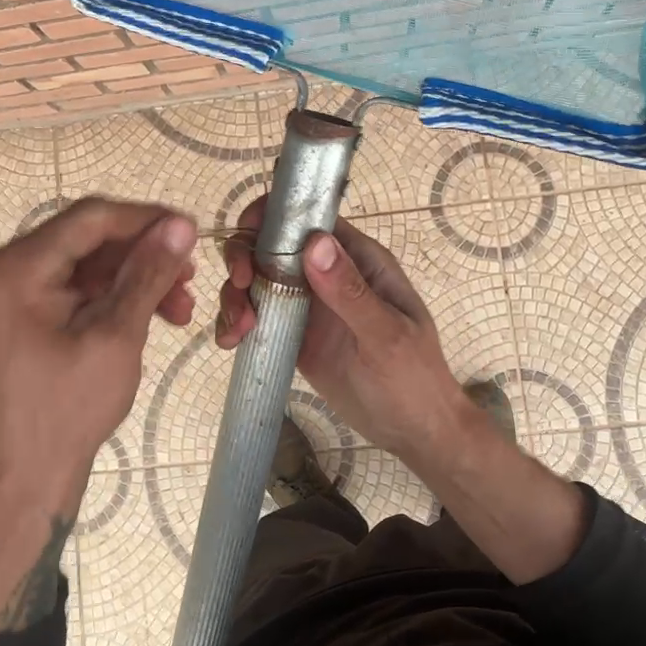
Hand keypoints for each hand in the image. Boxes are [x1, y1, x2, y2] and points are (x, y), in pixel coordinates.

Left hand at [0, 197, 196, 630]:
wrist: (35, 471)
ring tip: (182, 304)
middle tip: (191, 274)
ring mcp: (12, 287)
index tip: (194, 231)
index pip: (90, 218)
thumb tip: (182, 224)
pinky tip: (157, 312)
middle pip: (90, 236)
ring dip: (138, 275)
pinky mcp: (26, 306)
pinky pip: (80, 282)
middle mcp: (4, 266)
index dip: (146, 219)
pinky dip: (118, 293)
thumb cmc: (71, 409)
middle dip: (145, 253)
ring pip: (91, 259)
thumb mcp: (117, 335)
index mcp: (14, 268)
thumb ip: (148, 273)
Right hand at [215, 197, 469, 458]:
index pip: (308, 217)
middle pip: (270, 244)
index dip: (270, 215)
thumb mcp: (386, 335)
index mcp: (357, 259)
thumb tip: (314, 242)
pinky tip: (232, 342)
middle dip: (244, 258)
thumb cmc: (413, 378)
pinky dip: (235, 322)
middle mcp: (327, 273)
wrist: (413, 430)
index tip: (245, 234)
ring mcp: (308, 304)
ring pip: (257, 279)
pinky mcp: (293, 335)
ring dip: (236, 295)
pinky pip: (256, 315)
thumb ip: (350, 291)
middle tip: (240, 289)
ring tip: (238, 330)